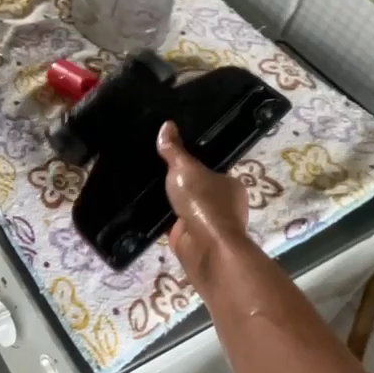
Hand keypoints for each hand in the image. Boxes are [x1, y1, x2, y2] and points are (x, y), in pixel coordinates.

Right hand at [156, 121, 250, 279]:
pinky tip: (143, 204)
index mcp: (230, 185)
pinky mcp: (191, 238)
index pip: (209, 168)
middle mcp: (223, 204)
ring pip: (183, 204)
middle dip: (178, 181)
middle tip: (152, 166)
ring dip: (169, 199)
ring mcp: (207, 223)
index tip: (170, 153)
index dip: (191, 161)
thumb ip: (174, 148)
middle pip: (196, 186)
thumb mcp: (185, 167)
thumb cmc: (203, 202)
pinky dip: (161, 215)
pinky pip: (172, 220)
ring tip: (143, 182)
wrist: (206, 248)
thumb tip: (167, 124)